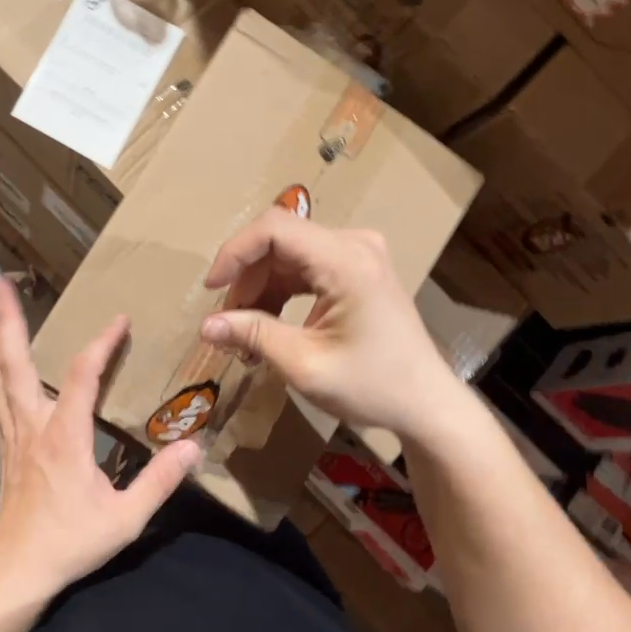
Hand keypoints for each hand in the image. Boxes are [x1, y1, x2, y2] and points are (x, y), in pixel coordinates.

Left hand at [0, 279, 201, 605]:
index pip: (81, 376)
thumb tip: (193, 445)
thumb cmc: (72, 542)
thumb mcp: (126, 517)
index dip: (100, 344)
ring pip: (0, 378)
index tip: (119, 320)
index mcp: (64, 437)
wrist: (17, 570)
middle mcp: (32, 427)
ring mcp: (14, 437)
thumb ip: (160, 480)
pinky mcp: (6, 450)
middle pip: (16, 364)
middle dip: (9, 322)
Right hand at [199, 209, 458, 440]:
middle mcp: (354, 245)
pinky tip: (269, 325)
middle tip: (228, 326)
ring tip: (245, 334)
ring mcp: (359, 254)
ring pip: (289, 255)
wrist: (425, 402)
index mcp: (346, 262)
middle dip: (246, 280)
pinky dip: (281, 292)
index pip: (274, 229)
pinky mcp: (358, 269)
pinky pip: (306, 267)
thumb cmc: (371, 387)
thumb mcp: (304, 365)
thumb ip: (253, 336)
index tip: (211, 289)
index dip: (234, 252)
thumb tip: (205, 326)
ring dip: (260, 289)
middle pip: (279, 241)